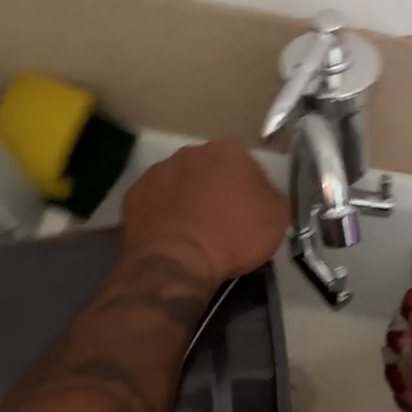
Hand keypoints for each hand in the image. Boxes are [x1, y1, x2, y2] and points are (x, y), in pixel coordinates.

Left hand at [121, 140, 287, 281]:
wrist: (178, 260)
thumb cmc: (234, 235)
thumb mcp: (277, 219)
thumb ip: (275, 198)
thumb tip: (268, 196)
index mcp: (228, 151)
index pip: (246, 165)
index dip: (250, 191)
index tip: (251, 214)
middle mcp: (190, 152)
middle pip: (210, 171)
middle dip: (216, 190)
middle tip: (223, 222)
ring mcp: (157, 171)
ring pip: (180, 184)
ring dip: (187, 200)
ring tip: (194, 232)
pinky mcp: (134, 194)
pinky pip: (155, 202)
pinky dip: (163, 215)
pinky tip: (171, 237)